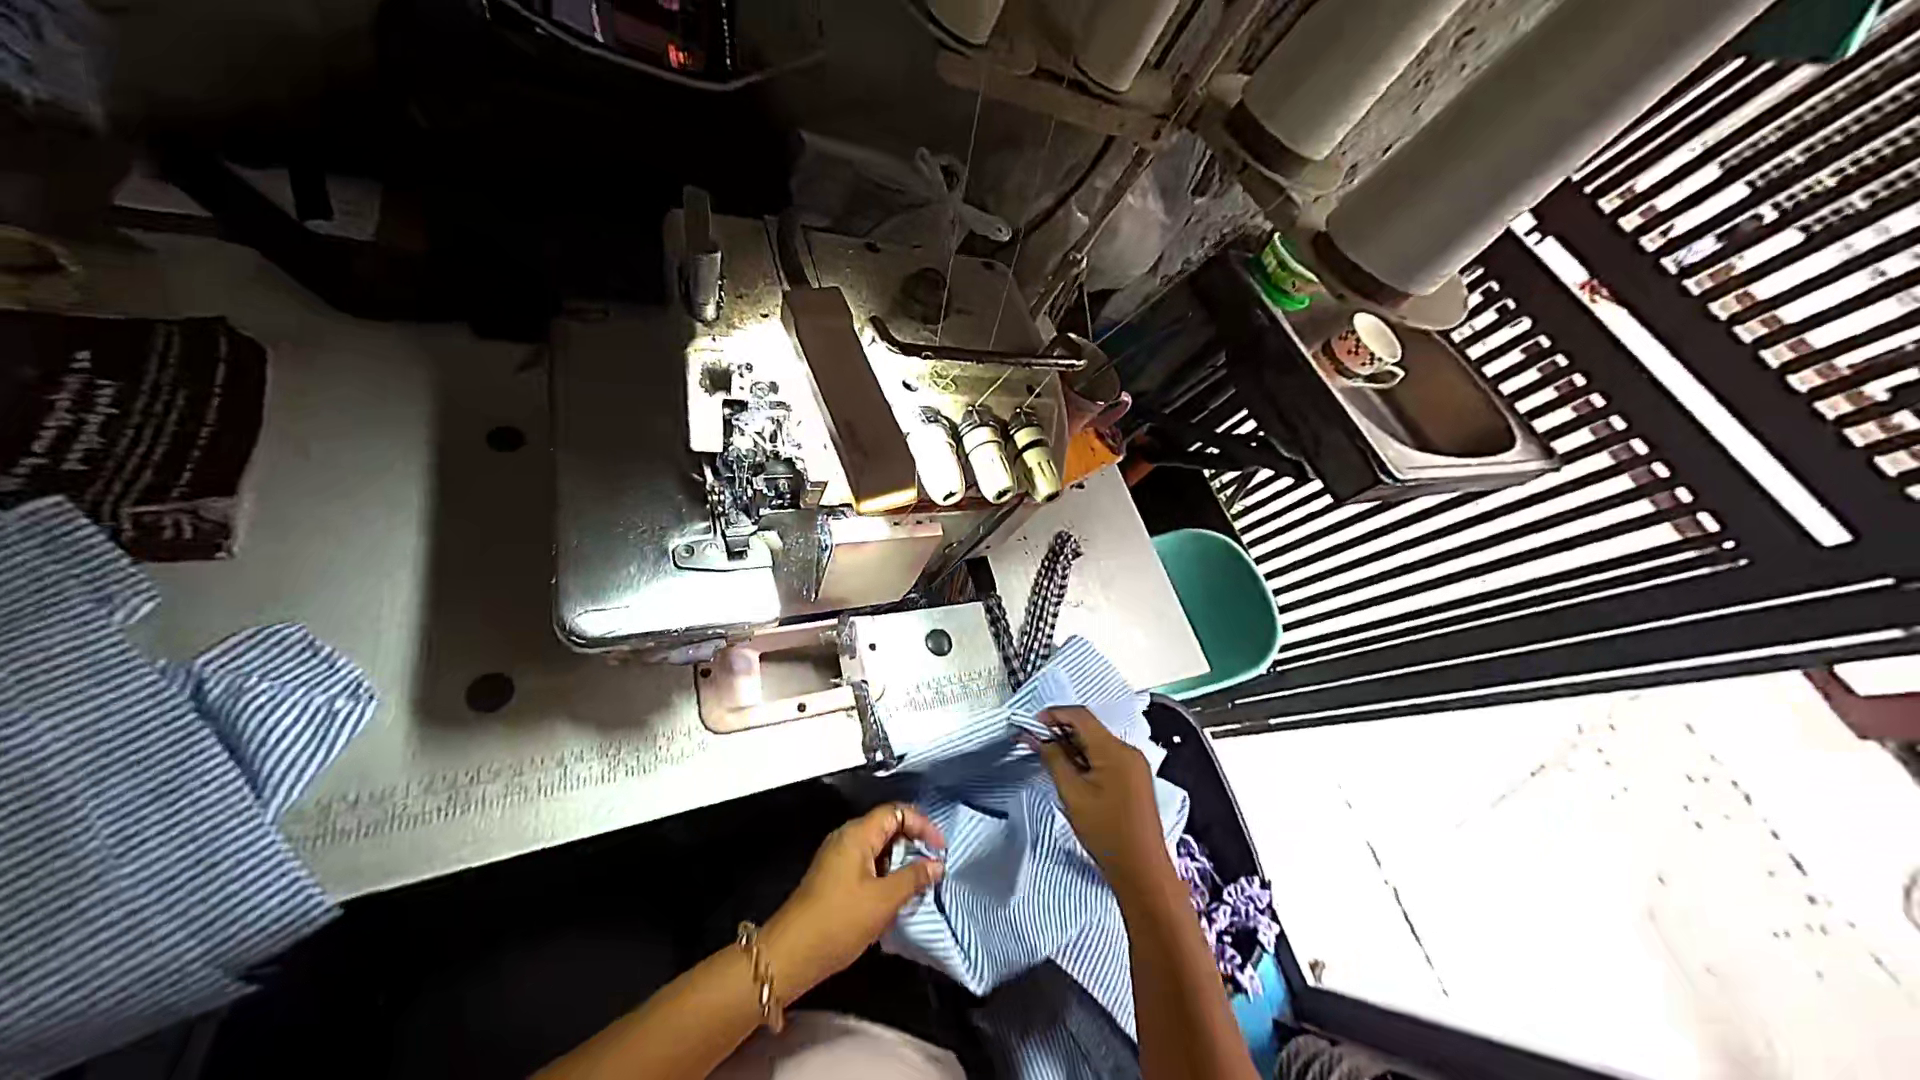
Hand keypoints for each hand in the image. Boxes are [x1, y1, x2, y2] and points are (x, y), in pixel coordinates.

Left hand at [761, 803, 945, 1000]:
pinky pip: (868, 864)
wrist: (790, 954)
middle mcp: (846, 838)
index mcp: (857, 834)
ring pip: (878, 847)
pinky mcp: (834, 877)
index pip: (897, 812)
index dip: (923, 825)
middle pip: (887, 826)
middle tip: (934, 866)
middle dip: (914, 843)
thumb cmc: (839, 921)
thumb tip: (937, 864)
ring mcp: (838, 857)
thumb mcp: (883, 900)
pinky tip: (896, 896)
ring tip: (920, 883)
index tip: (941, 849)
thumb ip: (913, 878)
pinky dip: (887, 873)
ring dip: (901, 861)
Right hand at [1028, 706, 1170, 893]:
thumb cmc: (1107, 833)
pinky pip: (1108, 756)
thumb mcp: (1072, 794)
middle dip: (1062, 732)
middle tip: (1038, 744)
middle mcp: (1129, 751)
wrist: (1141, 869)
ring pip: (1098, 742)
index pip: (1081, 716)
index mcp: (1115, 750)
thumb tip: (1040, 739)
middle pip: (1090, 728)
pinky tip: (1074, 775)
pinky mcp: (1135, 778)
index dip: (1054, 714)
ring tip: (1053, 762)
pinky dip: (1088, 758)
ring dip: (1074, 746)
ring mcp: (1135, 764)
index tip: (1034, 723)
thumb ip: (1054, 760)